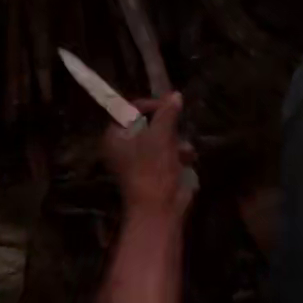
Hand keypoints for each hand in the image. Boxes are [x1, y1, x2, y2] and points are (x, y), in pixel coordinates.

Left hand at [102, 93, 194, 215]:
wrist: (160, 208)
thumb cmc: (152, 169)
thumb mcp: (160, 135)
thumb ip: (167, 113)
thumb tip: (175, 94)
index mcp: (115, 137)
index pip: (130, 110)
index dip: (151, 105)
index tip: (170, 105)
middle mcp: (123, 147)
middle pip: (147, 123)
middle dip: (167, 126)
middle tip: (178, 124)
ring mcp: (140, 160)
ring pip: (161, 138)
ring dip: (176, 141)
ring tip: (184, 149)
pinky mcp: (155, 171)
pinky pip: (168, 153)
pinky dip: (178, 153)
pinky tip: (187, 157)